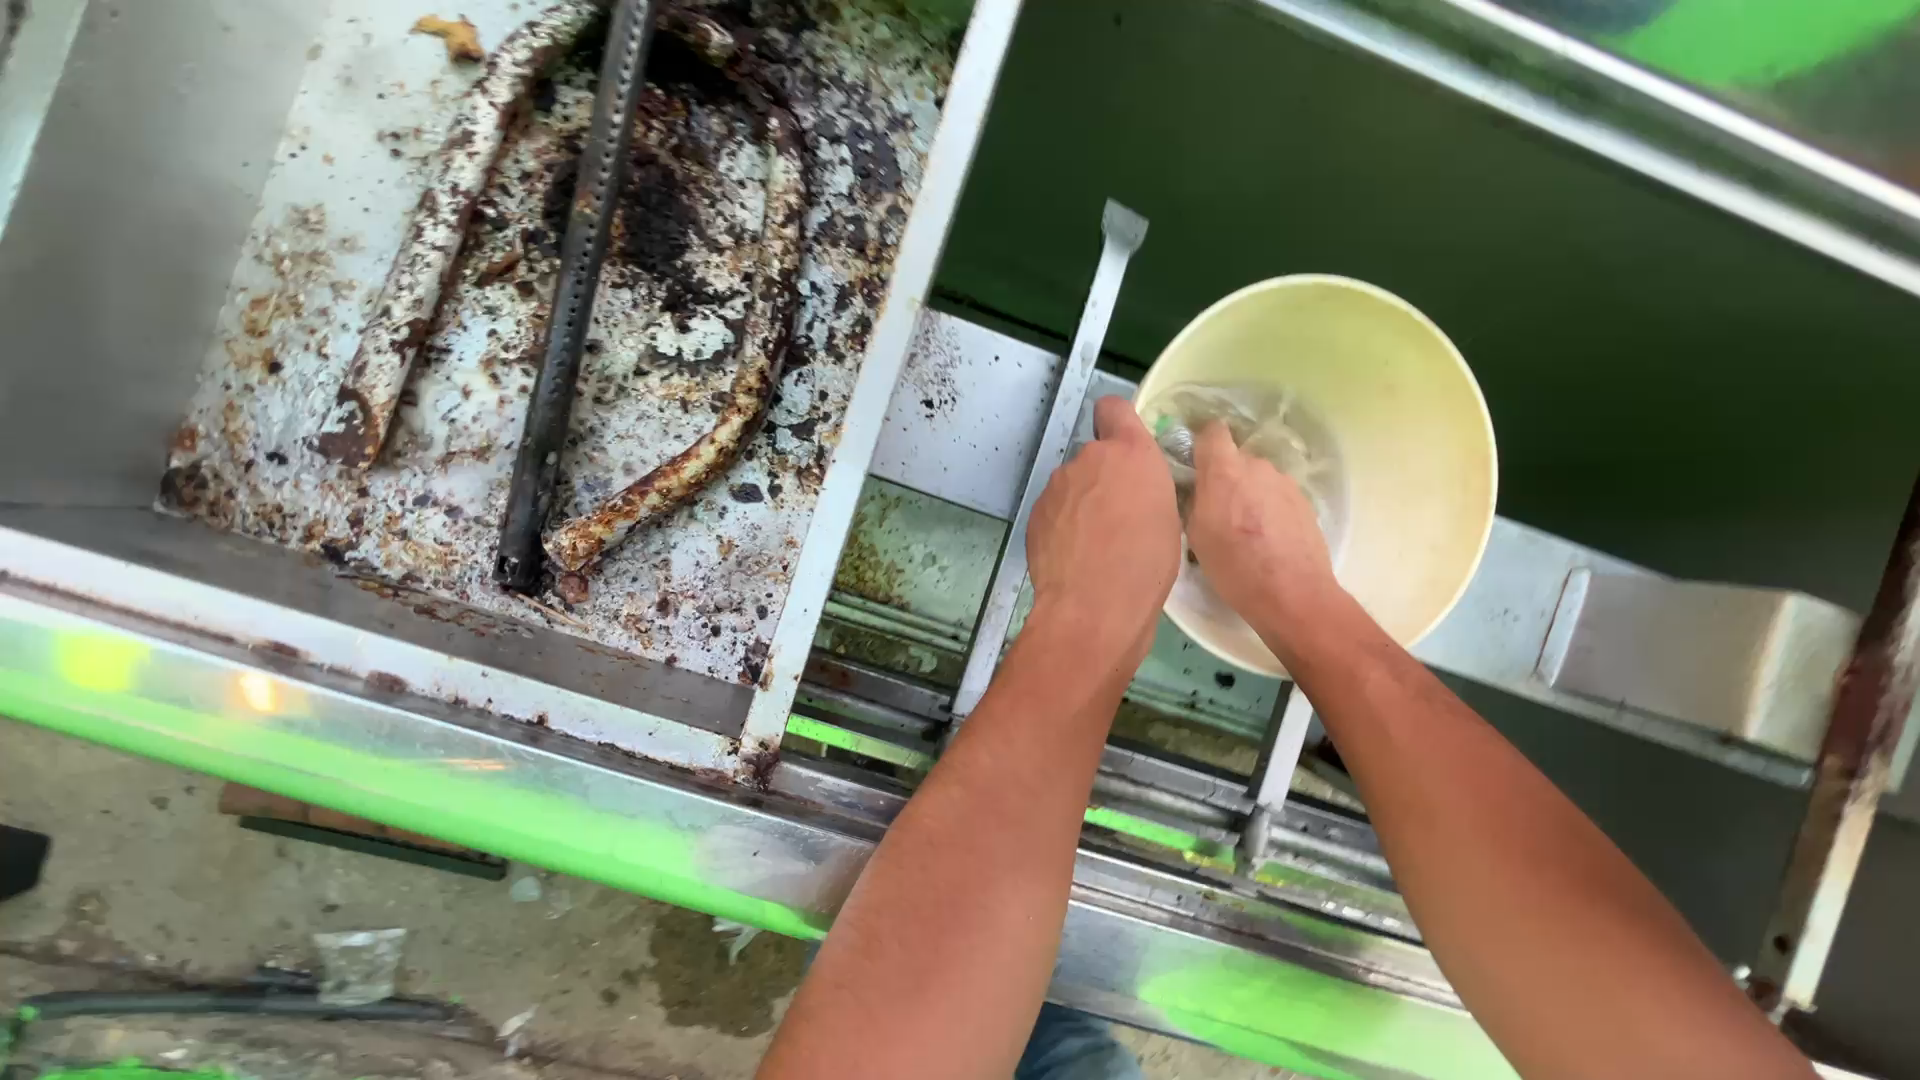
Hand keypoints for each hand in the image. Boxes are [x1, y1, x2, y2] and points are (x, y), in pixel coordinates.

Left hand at [1025, 397, 1180, 663]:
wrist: (1092, 608)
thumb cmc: (1146, 564)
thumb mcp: (1168, 518)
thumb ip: (1145, 487)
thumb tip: (1130, 490)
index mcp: (1129, 453)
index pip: (1113, 408)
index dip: (1117, 423)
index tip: (1125, 449)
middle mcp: (1088, 459)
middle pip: (1094, 457)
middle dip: (1102, 478)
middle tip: (1119, 517)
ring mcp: (1056, 487)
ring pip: (1072, 486)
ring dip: (1082, 504)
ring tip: (1096, 545)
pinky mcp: (1035, 515)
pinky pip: (1054, 512)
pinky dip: (1063, 527)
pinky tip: (1075, 558)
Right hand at [1188, 420, 1340, 660]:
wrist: (1292, 593)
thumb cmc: (1233, 566)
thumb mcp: (1195, 534)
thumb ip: (1194, 499)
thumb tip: (1195, 487)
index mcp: (1224, 471)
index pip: (1213, 431)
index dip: (1203, 442)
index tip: (1196, 461)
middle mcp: (1257, 467)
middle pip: (1236, 459)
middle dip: (1226, 477)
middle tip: (1216, 509)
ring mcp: (1285, 483)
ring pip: (1258, 479)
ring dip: (1249, 494)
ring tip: (1244, 530)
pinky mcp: (1304, 502)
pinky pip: (1276, 496)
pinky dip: (1269, 509)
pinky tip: (1267, 539)